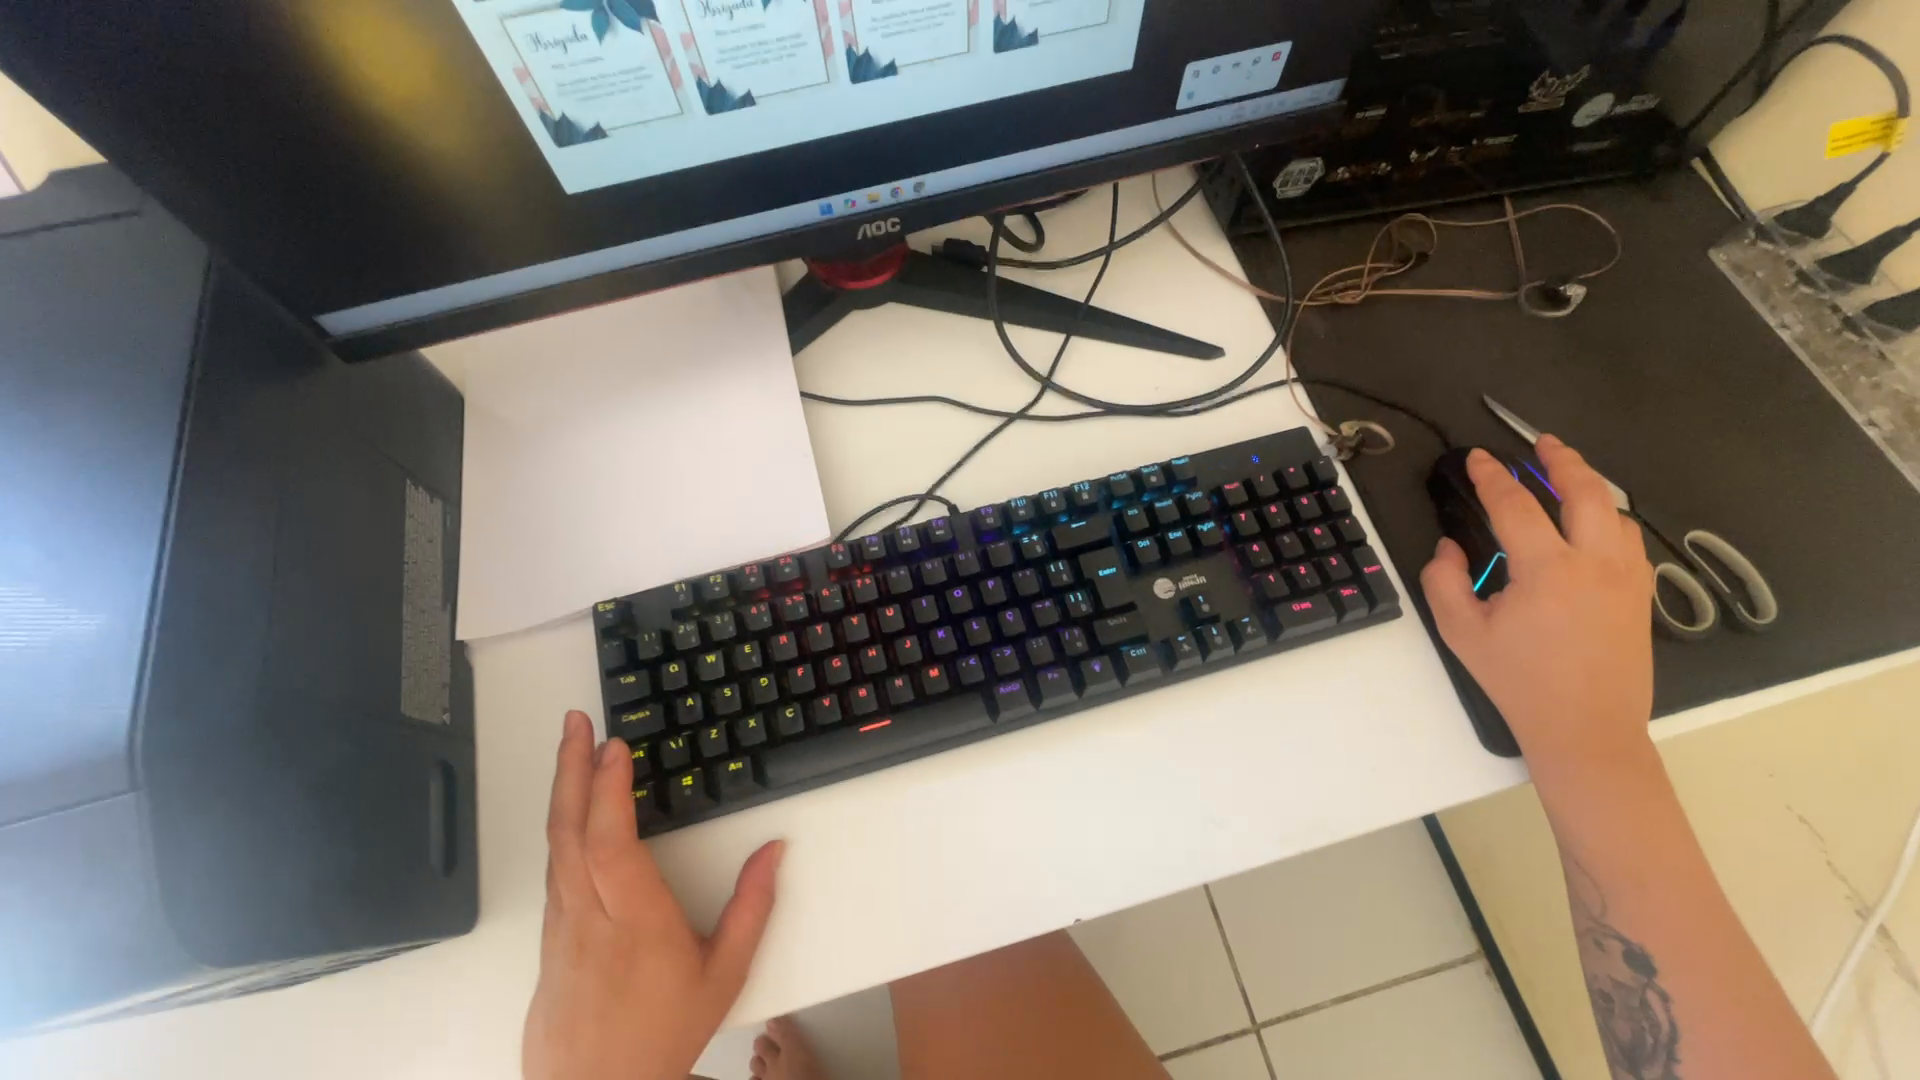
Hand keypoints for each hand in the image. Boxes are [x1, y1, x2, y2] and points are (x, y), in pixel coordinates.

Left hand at [524, 710, 783, 1079]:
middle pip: (569, 831)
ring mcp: (561, 925)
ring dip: (563, 790)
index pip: (611, 843)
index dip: (608, 789)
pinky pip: (554, 867)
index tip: (615, 747)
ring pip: (555, 846)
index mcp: (635, 923)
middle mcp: (588, 916)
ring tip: (572, 748)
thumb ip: (752, 907)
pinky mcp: (550, 936)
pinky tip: (572, 807)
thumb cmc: (662, 1035)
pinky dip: (561, 824)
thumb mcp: (725, 975)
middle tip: (575, 723)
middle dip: (571, 768)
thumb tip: (774, 849)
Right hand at [1419, 437, 1653, 767]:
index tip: (1477, 458)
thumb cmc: (1518, 681)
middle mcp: (1595, 563)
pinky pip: (1627, 541)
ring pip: (1615, 513)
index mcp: (1547, 570)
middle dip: (1563, 460)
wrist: (1586, 728)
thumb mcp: (1461, 632)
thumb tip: (1449, 547)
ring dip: (1590, 488)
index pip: (1515, 505)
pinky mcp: (1640, 596)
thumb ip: (1443, 580)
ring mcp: (1626, 578)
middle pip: (1586, 492)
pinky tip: (1591, 524)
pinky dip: (1607, 519)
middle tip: (1542, 442)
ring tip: (1568, 477)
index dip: (1492, 476)